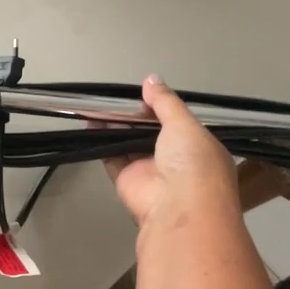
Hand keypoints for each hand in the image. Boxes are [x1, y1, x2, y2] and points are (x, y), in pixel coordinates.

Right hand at [105, 74, 240, 232]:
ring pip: (130, 142)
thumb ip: (166, 102)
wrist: (178, 209)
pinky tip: (90, 121)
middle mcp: (177, 162)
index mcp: (199, 149)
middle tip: (118, 96)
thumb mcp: (186, 125)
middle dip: (136, 115)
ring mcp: (151, 172)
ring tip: (100, 103)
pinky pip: (112, 155)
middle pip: (152, 132)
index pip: (180, 124)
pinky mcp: (127, 180)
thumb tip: (152, 79)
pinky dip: (101, 139)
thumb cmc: (192, 164)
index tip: (145, 91)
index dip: (162, 107)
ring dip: (117, 124)